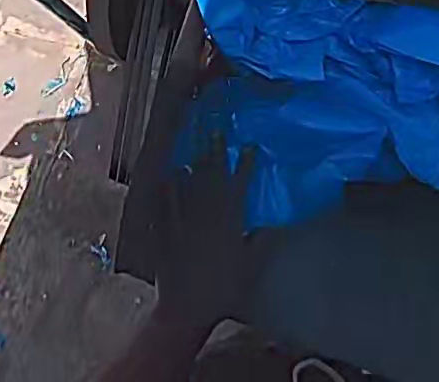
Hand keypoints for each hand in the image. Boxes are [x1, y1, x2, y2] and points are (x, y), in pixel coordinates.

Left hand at [154, 143, 256, 331]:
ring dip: (194, 163)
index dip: (246, 163)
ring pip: (191, 182)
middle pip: (213, 174)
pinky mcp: (168, 227)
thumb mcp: (251, 266)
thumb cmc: (224, 288)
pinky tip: (170, 175)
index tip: (250, 146)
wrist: (188, 307)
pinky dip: (169, 185)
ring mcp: (186, 216)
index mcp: (231, 217)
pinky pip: (168, 199)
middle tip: (216, 131)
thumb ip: (262, 242)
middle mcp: (209, 210)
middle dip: (216, 151)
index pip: (241, 182)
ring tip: (196, 148)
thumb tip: (270, 224)